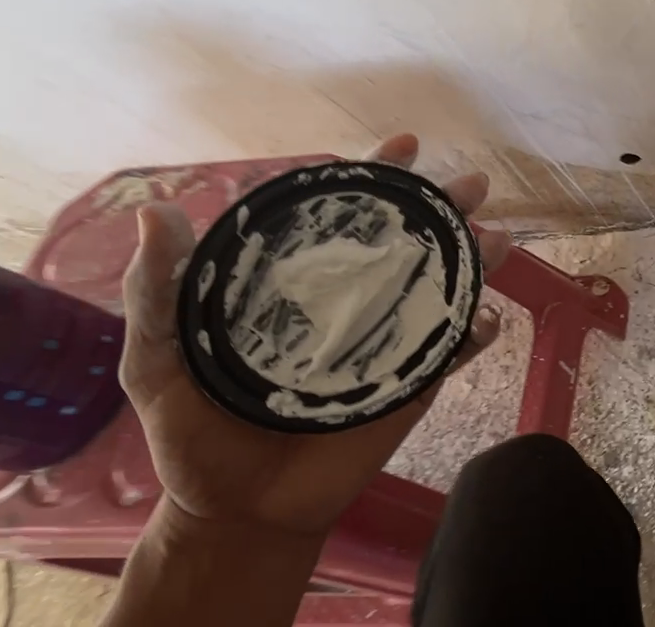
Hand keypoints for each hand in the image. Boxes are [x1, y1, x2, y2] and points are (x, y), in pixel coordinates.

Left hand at [118, 134, 512, 539]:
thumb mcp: (158, 360)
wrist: (238, 510)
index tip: (407, 145)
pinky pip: (454, 352)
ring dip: (477, 260)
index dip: (376, 176)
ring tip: (497, 240)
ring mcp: (389, 339)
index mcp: (302, 283)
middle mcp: (355, 299)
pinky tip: (486, 320)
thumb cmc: (196, 431)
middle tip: (473, 184)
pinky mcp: (413, 382)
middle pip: (408, 242)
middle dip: (445, 207)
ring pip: (443, 288)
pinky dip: (476, 334)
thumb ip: (158, 292)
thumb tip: (157, 213)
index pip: (342, 216)